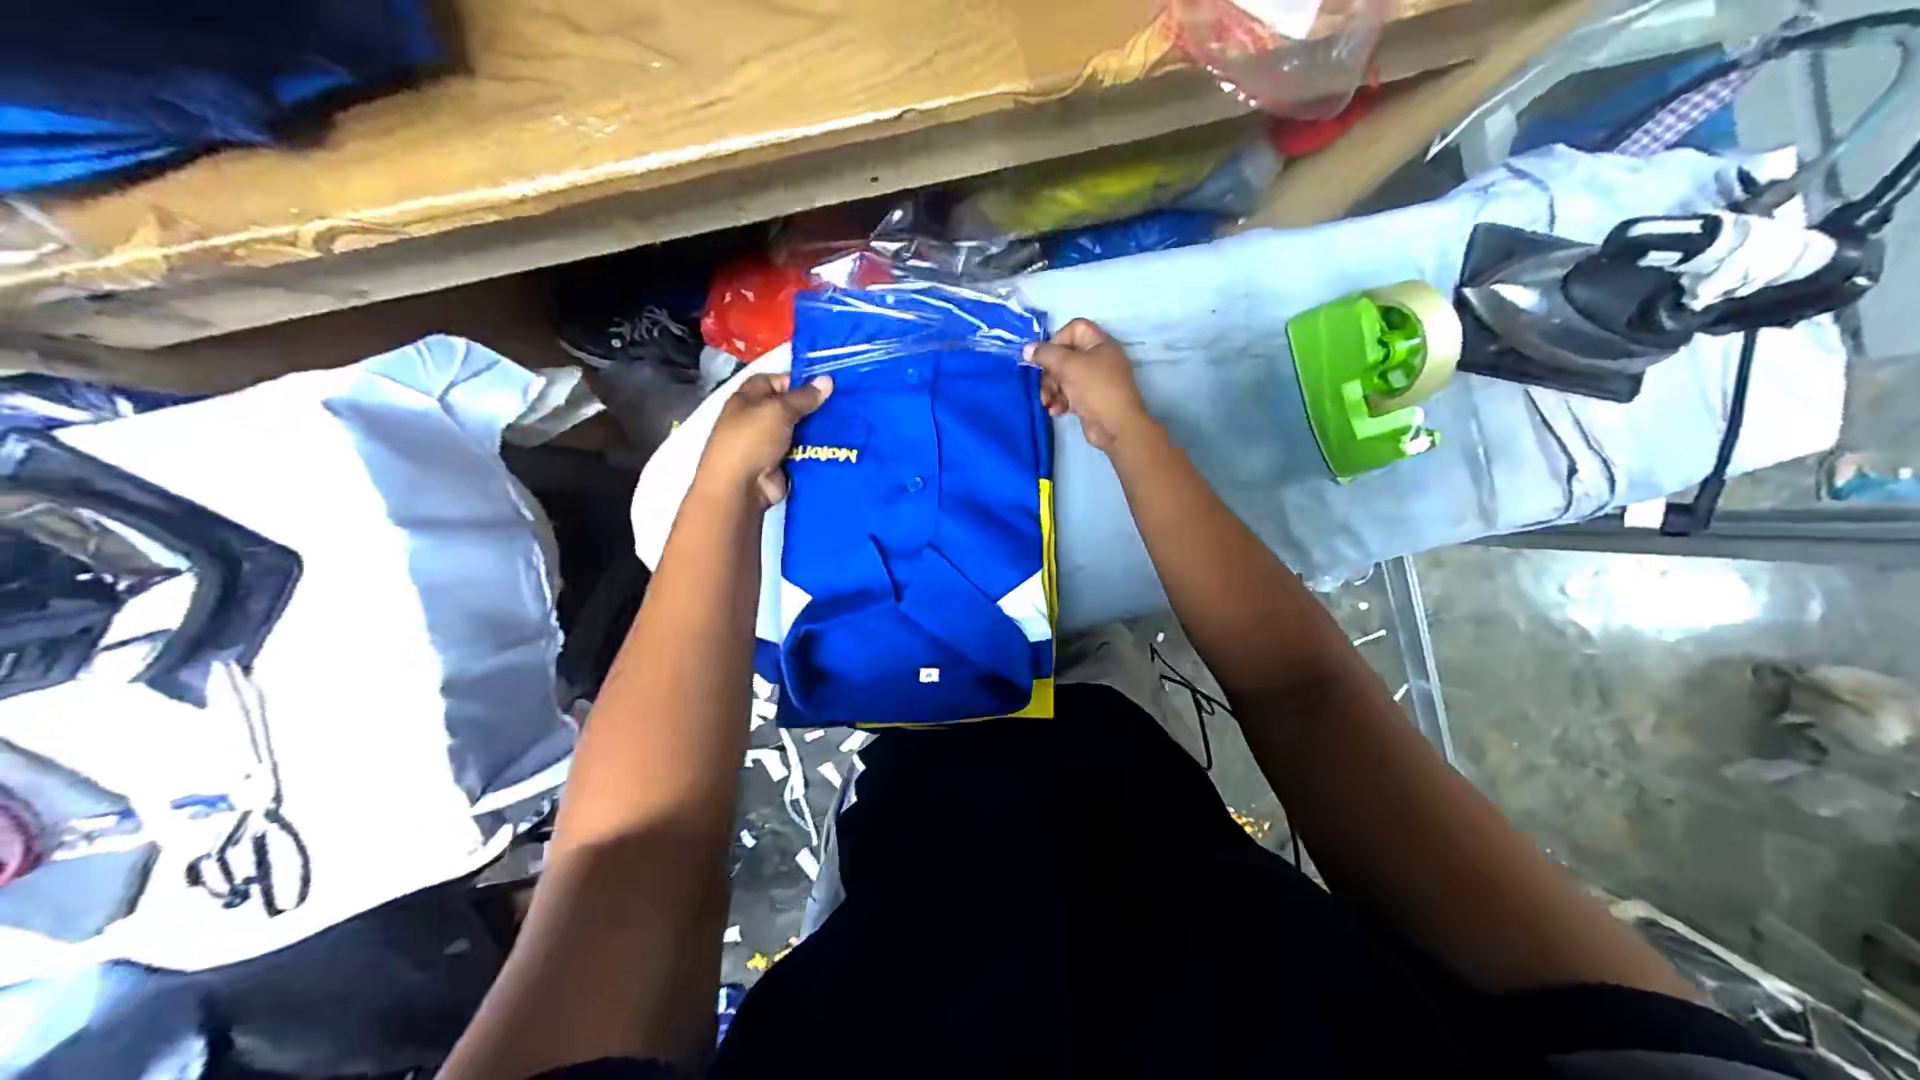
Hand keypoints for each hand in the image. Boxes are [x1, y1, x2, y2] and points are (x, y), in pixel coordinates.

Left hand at [696, 373, 833, 506]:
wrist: (739, 487)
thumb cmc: (752, 439)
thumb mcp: (778, 411)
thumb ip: (804, 397)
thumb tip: (827, 380)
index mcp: (749, 398)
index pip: (775, 381)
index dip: (798, 380)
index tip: (825, 385)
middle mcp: (759, 418)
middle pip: (791, 406)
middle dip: (814, 406)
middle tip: (844, 404)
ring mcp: (770, 442)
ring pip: (801, 430)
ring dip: (819, 429)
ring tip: (849, 423)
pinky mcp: (782, 463)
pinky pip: (804, 451)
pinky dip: (818, 449)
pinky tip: (841, 445)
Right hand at [1026, 318, 1156, 452]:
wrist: (1116, 427)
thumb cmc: (1095, 389)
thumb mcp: (1068, 366)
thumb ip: (1045, 354)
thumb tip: (1027, 348)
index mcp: (1099, 343)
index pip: (1074, 328)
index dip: (1057, 339)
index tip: (1046, 356)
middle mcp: (1098, 358)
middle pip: (1064, 356)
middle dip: (1049, 373)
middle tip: (1044, 387)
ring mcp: (1094, 380)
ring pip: (1063, 377)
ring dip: (1051, 390)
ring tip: (1047, 403)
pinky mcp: (1089, 399)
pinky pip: (1068, 393)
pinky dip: (1060, 401)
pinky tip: (1056, 411)